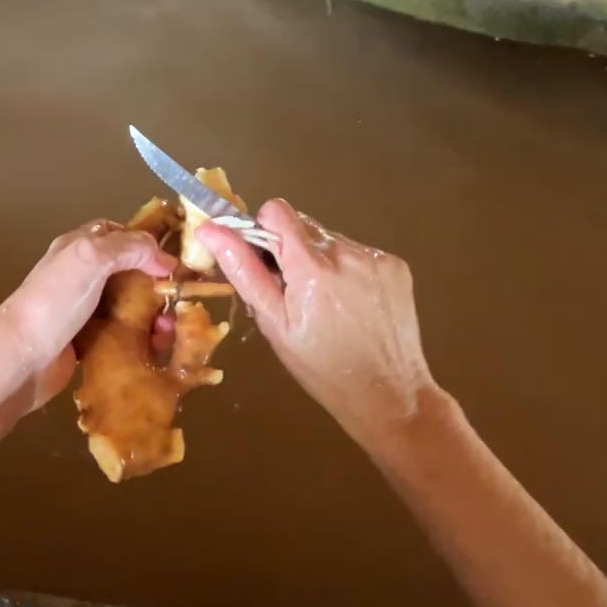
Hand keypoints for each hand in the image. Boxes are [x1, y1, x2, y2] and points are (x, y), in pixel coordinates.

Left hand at [0, 220, 175, 416]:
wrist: (20, 360)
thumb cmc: (54, 301)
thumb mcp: (90, 258)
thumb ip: (128, 247)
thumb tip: (165, 258)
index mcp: (77, 247)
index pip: (116, 232)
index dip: (144, 241)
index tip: (174, 259)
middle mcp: (79, 274)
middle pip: (126, 270)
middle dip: (155, 283)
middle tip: (178, 301)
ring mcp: (81, 309)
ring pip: (126, 305)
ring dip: (152, 315)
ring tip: (169, 331)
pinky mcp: (85, 341)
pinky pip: (120, 334)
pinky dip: (140, 339)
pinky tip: (156, 348)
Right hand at [199, 199, 434, 443]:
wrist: (389, 395)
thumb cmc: (320, 367)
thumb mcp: (274, 323)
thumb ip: (243, 270)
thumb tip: (211, 230)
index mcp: (312, 266)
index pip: (277, 211)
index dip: (263, 230)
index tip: (263, 260)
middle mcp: (346, 251)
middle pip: (303, 225)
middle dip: (290, 249)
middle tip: (293, 291)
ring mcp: (375, 257)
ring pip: (329, 239)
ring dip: (319, 260)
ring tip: (326, 303)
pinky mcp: (395, 265)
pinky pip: (357, 252)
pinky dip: (346, 269)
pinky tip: (351, 303)